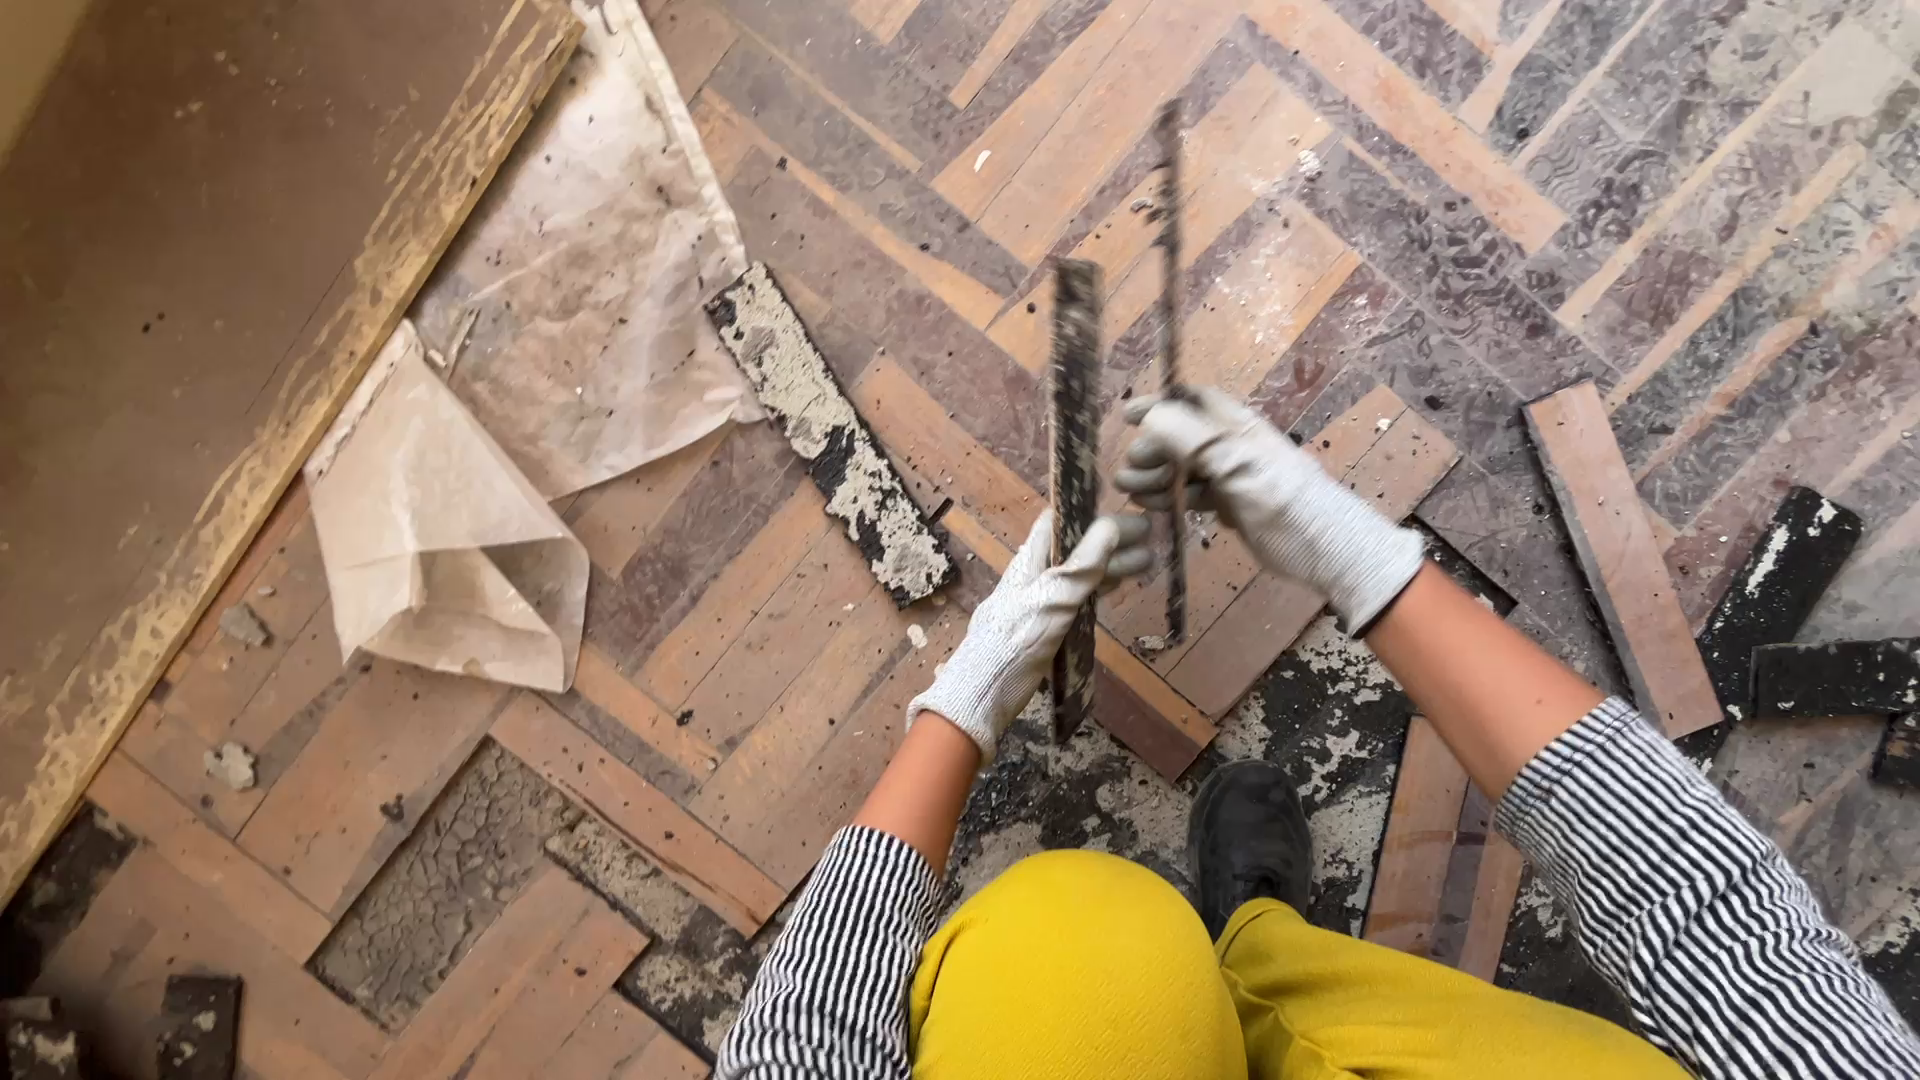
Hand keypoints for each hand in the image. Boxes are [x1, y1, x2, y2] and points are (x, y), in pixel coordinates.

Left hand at [907, 510, 1149, 763]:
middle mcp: (1036, 573)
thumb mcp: (1052, 600)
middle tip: (1150, 530)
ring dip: (1112, 562)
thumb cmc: (1014, 642)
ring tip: (1149, 559)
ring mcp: (1042, 599)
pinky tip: (1120, 585)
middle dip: (1110, 536)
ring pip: (1081, 571)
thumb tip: (1110, 525)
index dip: (1085, 506)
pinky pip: (1079, 595)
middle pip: (1076, 544)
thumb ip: (1081, 566)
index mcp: (1030, 559)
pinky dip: (1102, 587)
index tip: (1119, 498)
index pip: (1057, 519)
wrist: (984, 692)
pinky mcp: (1048, 624)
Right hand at [1113, 386, 1424, 633]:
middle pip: (1181, 438)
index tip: (1126, 416)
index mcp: (1238, 429)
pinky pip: (1194, 494)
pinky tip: (1153, 508)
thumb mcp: (1239, 467)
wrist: (1329, 552)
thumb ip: (1195, 441)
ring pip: (1184, 468)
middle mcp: (1233, 448)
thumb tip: (1151, 416)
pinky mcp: (1232, 505)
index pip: (1192, 402)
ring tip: (1132, 493)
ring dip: (1156, 477)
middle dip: (1152, 450)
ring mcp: (1233, 477)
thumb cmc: (1288, 504)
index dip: (1159, 404)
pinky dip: (1172, 498)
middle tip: (1129, 474)